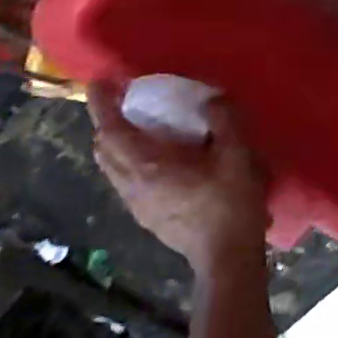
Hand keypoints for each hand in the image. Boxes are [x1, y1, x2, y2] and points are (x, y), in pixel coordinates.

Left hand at [89, 88, 269, 272]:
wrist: (227, 257)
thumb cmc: (230, 202)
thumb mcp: (237, 153)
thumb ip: (224, 118)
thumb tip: (211, 99)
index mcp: (148, 165)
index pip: (110, 129)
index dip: (102, 103)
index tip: (100, 80)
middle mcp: (132, 184)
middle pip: (104, 148)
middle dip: (107, 120)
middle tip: (126, 100)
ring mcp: (136, 205)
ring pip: (112, 167)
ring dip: (117, 142)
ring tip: (140, 125)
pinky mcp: (147, 217)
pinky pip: (125, 180)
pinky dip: (129, 159)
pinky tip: (158, 158)